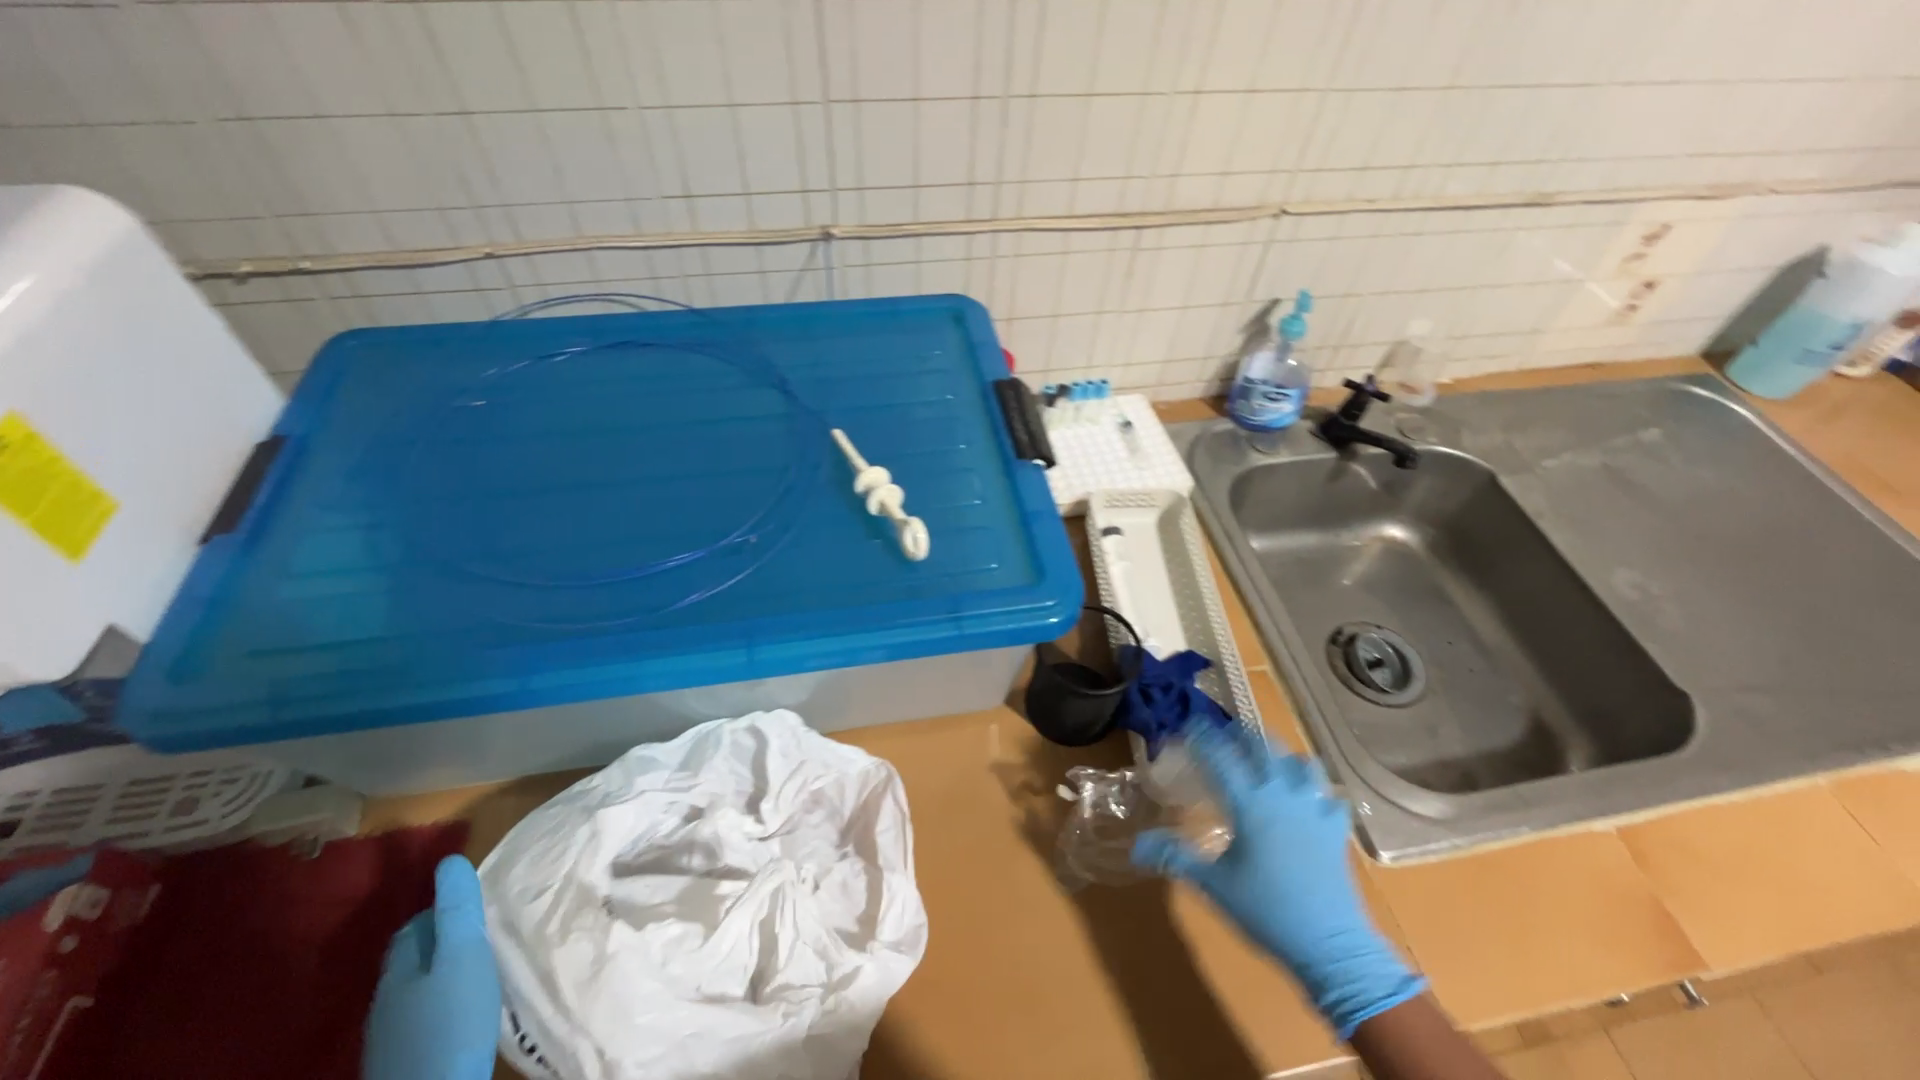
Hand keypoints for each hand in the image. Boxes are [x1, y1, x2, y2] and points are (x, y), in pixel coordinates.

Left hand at [364, 855, 501, 1079]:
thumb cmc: (450, 1021)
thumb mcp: (462, 957)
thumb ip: (457, 911)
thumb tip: (450, 858)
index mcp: (399, 965)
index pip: (416, 925)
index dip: (444, 911)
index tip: (477, 907)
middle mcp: (388, 995)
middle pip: (414, 957)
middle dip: (444, 942)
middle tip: (484, 936)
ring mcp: (391, 1032)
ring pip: (418, 989)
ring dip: (445, 977)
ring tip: (482, 972)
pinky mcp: (404, 1060)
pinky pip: (424, 1019)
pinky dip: (444, 1007)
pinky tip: (465, 1015)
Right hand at [1132, 727, 1424, 1038]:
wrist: (1329, 945)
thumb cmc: (1264, 911)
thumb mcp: (1213, 884)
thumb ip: (1175, 857)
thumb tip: (1137, 845)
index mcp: (1250, 804)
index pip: (1222, 758)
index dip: (1205, 739)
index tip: (1191, 727)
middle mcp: (1283, 796)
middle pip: (1265, 748)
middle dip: (1244, 735)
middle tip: (1227, 734)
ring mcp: (1315, 810)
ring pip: (1303, 764)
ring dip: (1283, 756)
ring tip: (1269, 761)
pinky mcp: (1336, 830)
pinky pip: (1331, 797)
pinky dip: (1318, 791)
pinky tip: (1309, 800)